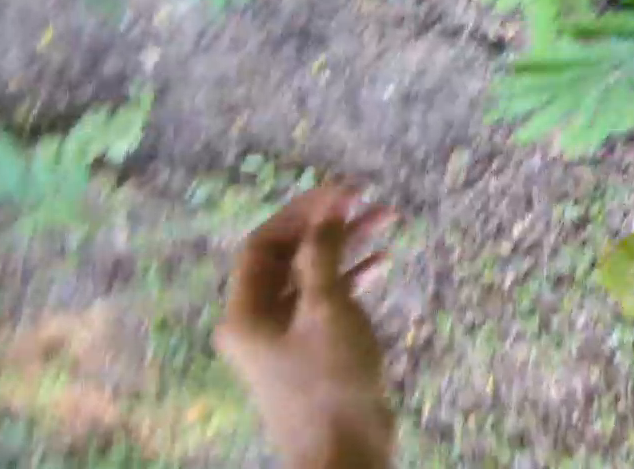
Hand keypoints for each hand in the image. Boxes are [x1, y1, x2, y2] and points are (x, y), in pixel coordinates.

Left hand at [215, 185, 397, 468]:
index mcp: (245, 313)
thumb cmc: (330, 375)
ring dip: (347, 243)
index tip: (345, 190)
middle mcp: (257, 320)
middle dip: (327, 223)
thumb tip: (328, 209)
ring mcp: (284, 334)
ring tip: (388, 217)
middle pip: (288, 255)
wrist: (342, 444)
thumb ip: (324, 255)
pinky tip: (384, 261)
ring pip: (313, 273)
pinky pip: (328, 296)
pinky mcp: (312, 345)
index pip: (263, 244)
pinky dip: (354, 273)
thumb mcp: (328, 308)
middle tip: (367, 196)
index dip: (302, 211)